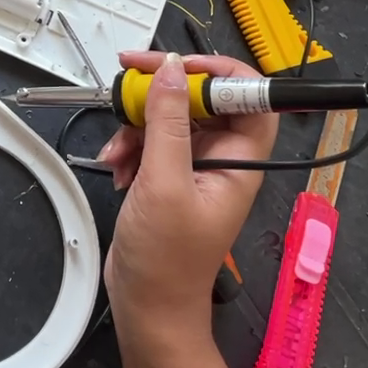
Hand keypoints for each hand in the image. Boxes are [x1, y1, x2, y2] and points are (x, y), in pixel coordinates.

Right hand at [100, 52, 276, 335]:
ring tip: (117, 151)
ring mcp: (193, 169)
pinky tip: (116, 167)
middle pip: (201, 102)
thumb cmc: (166, 254)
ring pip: (169, 120)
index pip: (251, 98)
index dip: (221, 72)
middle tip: (126, 78)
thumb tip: (174, 68)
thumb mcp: (164, 182)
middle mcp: (221, 159)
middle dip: (162, 94)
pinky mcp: (167, 177)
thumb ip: (167, 122)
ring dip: (136, 126)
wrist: (147, 304)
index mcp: (239, 161)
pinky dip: (129, 147)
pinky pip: (150, 142)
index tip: (177, 63)